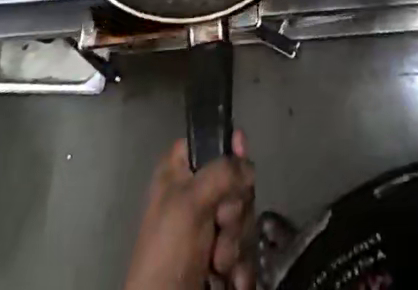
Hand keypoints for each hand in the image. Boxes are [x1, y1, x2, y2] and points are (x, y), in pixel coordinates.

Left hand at [123, 133, 255, 289]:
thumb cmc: (168, 250)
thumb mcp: (189, 203)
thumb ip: (222, 174)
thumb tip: (248, 165)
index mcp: (178, 173)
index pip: (208, 142)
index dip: (228, 148)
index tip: (242, 157)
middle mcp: (195, 195)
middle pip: (236, 183)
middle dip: (234, 210)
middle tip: (220, 225)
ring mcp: (210, 229)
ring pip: (244, 219)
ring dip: (236, 244)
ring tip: (217, 264)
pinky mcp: (222, 259)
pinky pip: (246, 251)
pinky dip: (241, 269)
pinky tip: (231, 280)